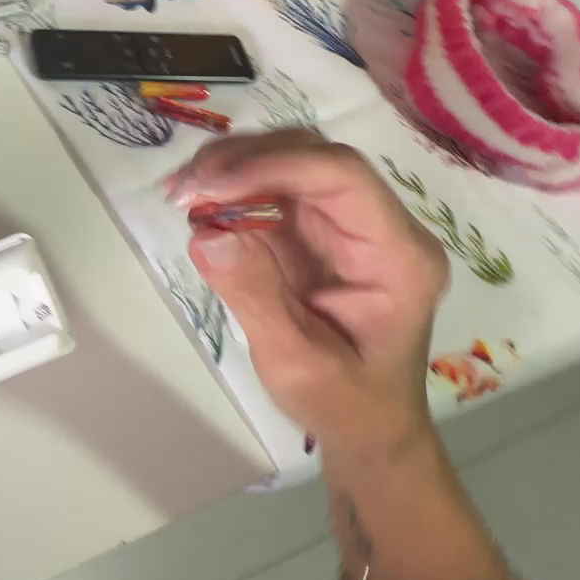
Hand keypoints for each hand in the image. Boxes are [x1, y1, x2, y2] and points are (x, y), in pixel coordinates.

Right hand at [164, 130, 448, 455]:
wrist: (365, 427)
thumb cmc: (344, 402)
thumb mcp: (297, 363)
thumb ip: (256, 297)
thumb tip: (207, 233)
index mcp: (397, 254)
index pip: (340, 174)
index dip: (271, 165)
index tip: (207, 187)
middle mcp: (375, 224)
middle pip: (309, 152)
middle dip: (241, 160)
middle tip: (184, 190)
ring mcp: (341, 222)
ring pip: (284, 157)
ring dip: (227, 166)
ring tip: (182, 196)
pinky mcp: (309, 226)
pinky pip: (266, 182)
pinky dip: (224, 184)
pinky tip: (195, 205)